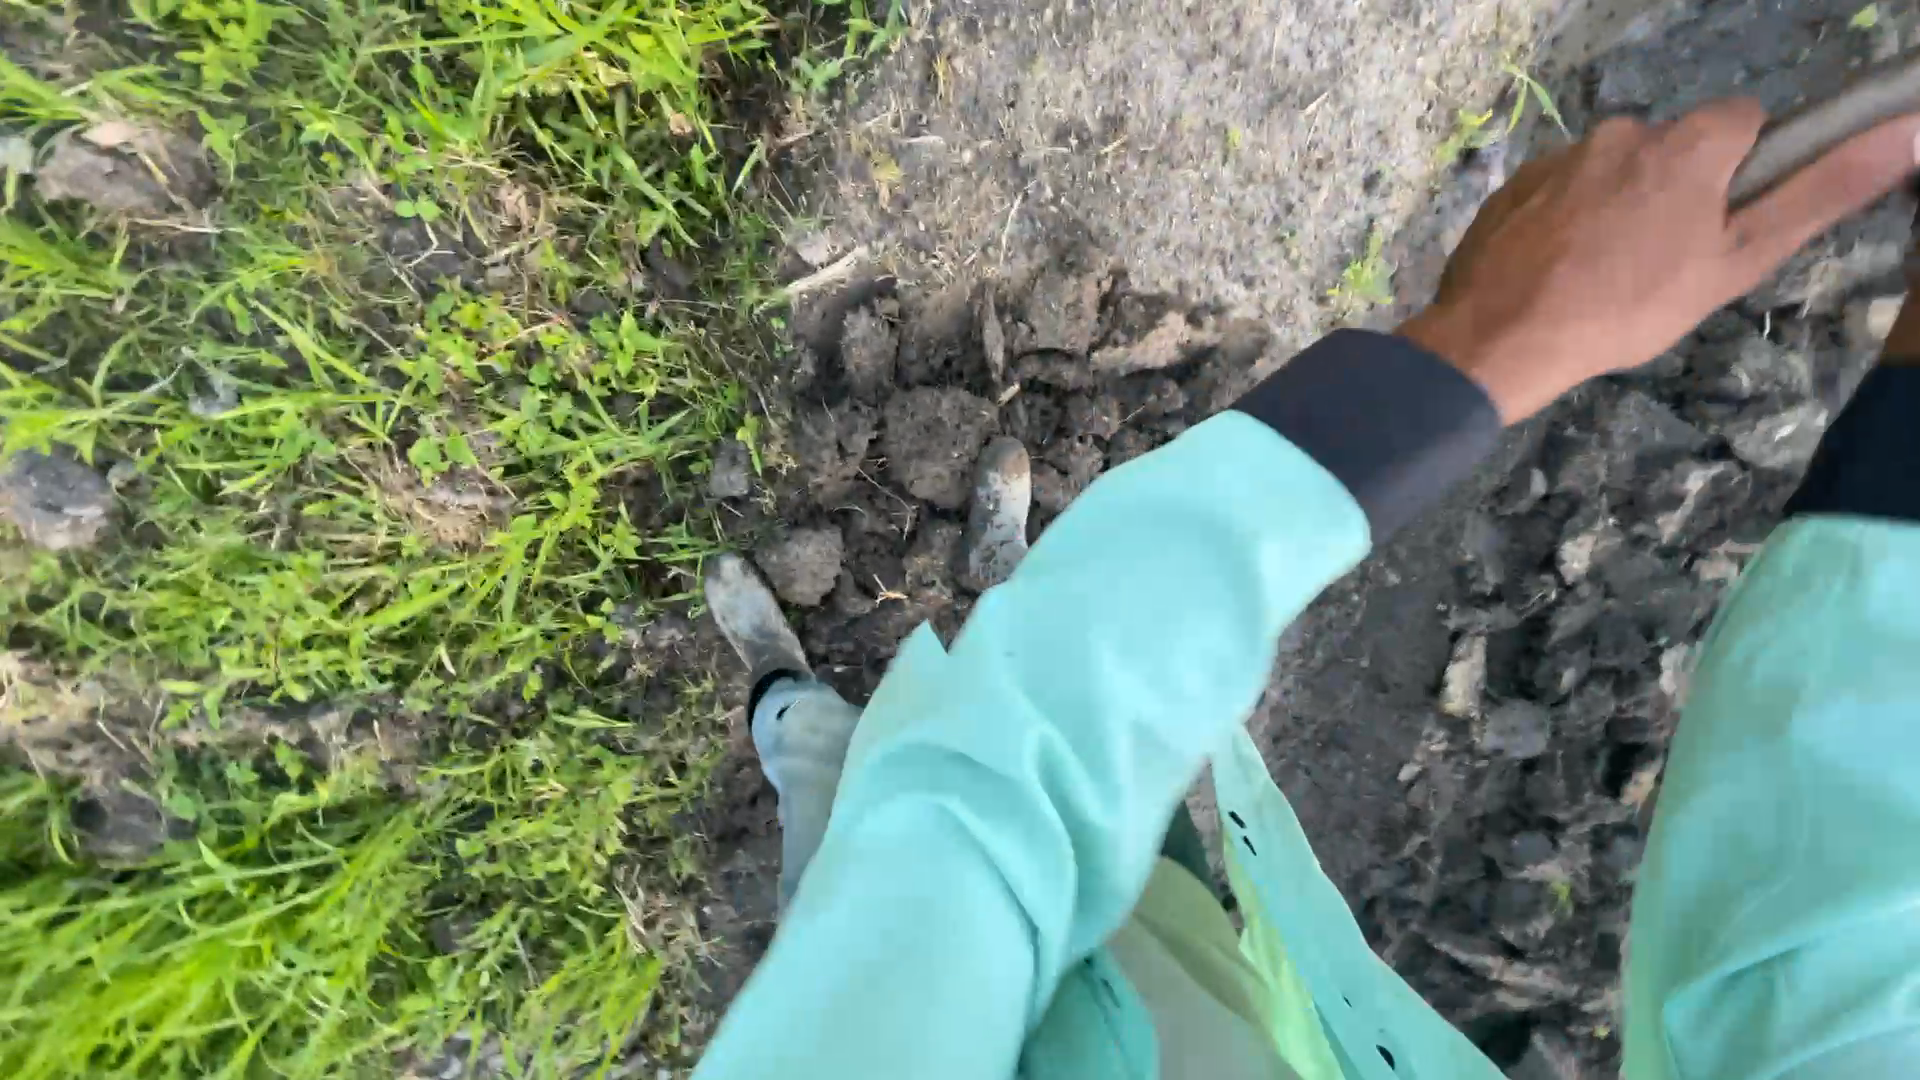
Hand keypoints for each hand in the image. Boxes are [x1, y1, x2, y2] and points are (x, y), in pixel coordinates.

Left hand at [1399, 99, 1919, 420]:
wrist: (1494, 343)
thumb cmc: (1620, 310)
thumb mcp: (1734, 260)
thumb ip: (1821, 191)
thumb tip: (1911, 127)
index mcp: (1684, 141)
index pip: (1739, 123)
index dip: (1734, 171)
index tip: (1711, 221)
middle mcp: (1613, 135)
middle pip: (1663, 150)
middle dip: (1665, 191)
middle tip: (1645, 258)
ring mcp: (1549, 164)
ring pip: (1600, 174)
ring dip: (1605, 206)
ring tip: (1587, 271)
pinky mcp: (1502, 194)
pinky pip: (1547, 196)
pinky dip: (1553, 222)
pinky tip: (1543, 268)